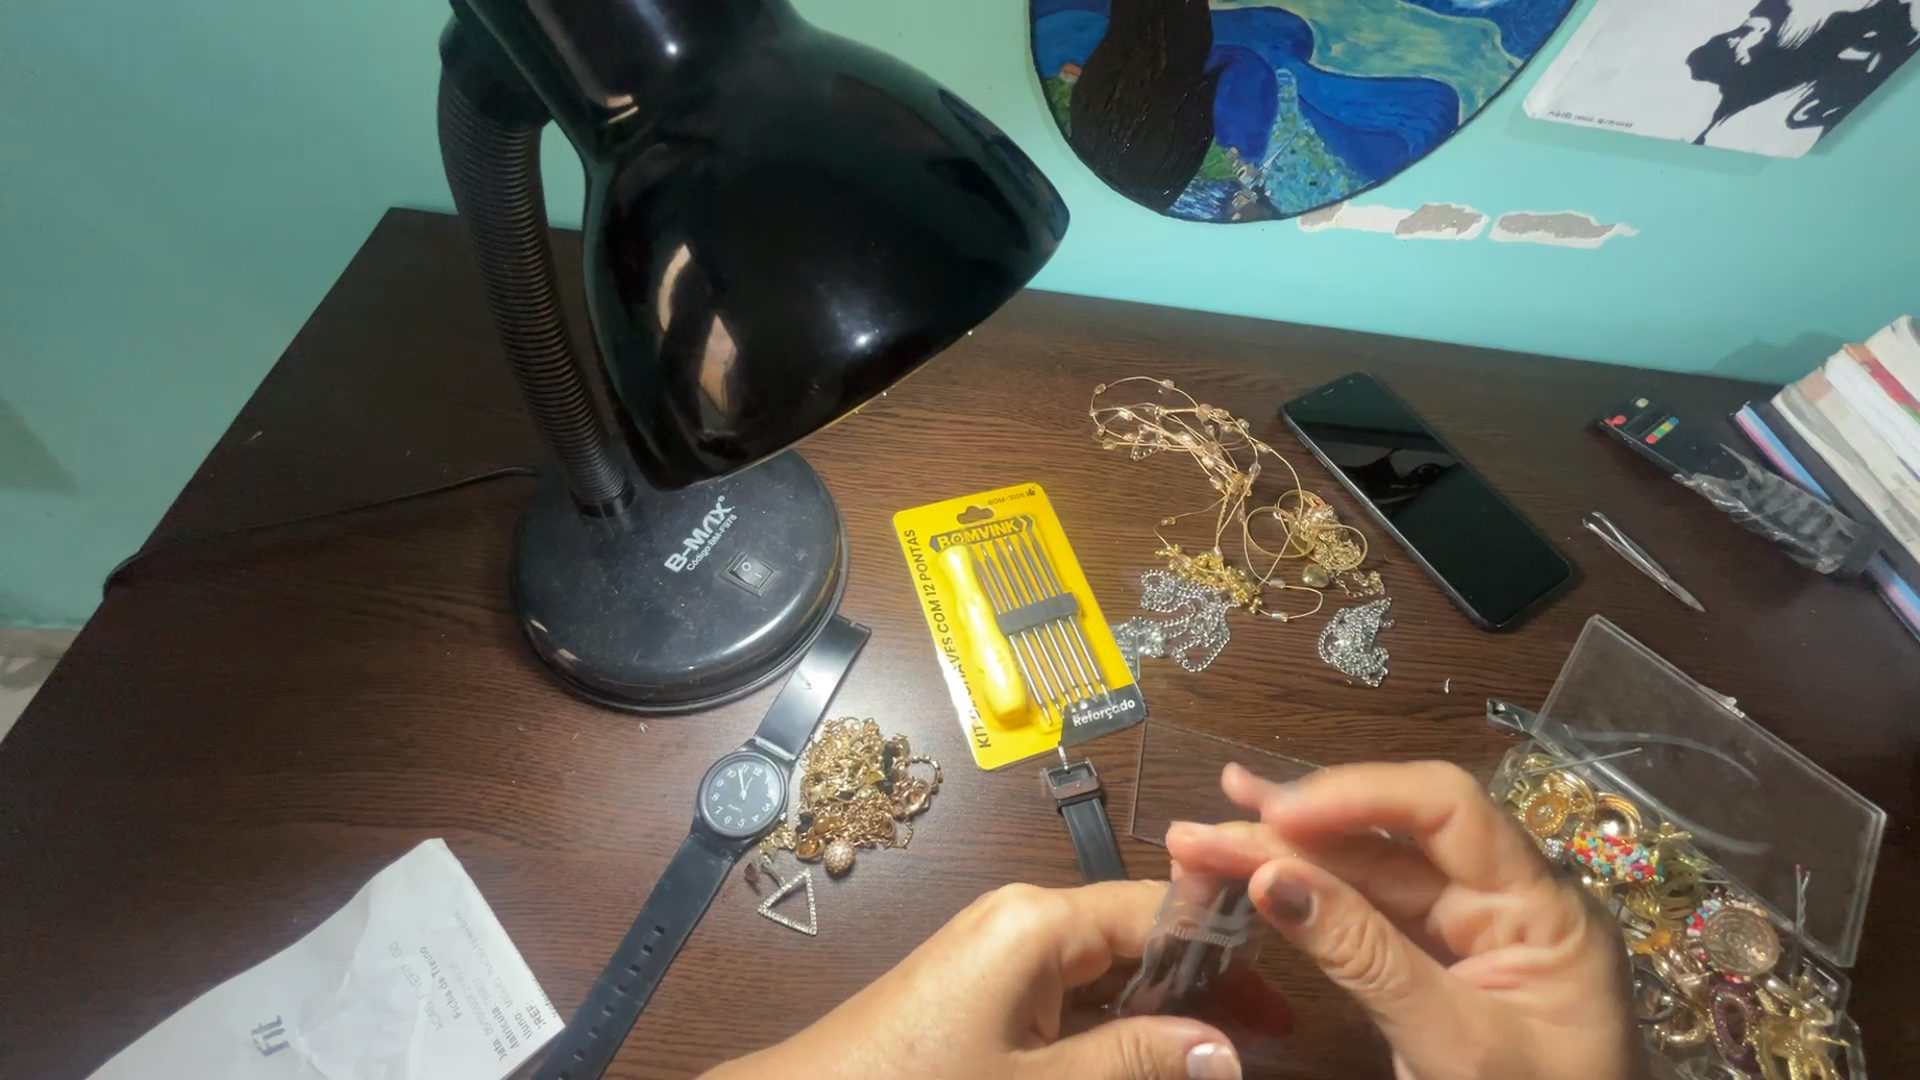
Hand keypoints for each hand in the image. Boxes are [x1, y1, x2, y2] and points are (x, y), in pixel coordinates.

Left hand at [703, 881, 1290, 1079]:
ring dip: (1160, 1000)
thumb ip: (1132, 1061)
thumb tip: (1227, 1052)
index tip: (1282, 989)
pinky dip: (1113, 1016)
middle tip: (1272, 1032)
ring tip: (1225, 1045)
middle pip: (1132, 931)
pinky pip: (1067, 987)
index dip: (1219, 945)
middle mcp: (1022, 915)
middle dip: (1199, 977)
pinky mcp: (985, 977)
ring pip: (1104, 962)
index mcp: (1037, 919)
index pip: (1151, 908)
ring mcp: (1000, 945)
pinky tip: (1149, 1049)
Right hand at [1166, 762, 1634, 1079]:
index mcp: (1541, 908)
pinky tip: (1248, 844)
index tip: (1275, 817)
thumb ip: (1366, 958)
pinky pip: (1348, 901)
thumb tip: (1269, 877)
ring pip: (1352, 864)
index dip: (1355, 797)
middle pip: (1379, 837)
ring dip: (1272, 851)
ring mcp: (1453, 922)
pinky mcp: (1419, 949)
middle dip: (1286, 832)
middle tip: (1200, 838)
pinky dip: (1292, 879)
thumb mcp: (1459, 1055)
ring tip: (1200, 838)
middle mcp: (1494, 896)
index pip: (1445, 808)